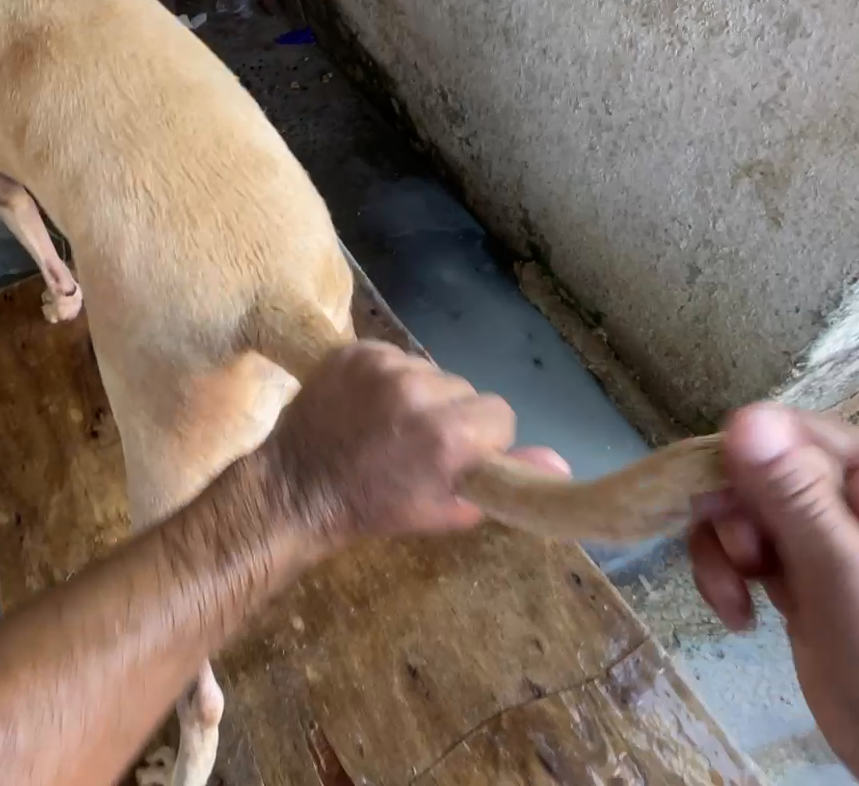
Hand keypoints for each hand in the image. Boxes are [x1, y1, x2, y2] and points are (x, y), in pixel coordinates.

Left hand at [256, 341, 563, 547]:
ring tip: (388, 420)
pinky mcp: (353, 350)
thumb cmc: (374, 508)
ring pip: (428, 369)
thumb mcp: (445, 508)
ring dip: (418, 392)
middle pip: (463, 388)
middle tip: (418, 439)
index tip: (458, 453)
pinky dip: (386, 376)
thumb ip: (506, 481)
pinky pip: (392, 355)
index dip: (483, 437)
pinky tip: (365, 402)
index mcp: (449, 433)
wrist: (297, 488)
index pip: (499, 414)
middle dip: (451, 412)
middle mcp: (420, 390)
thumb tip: (561, 462)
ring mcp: (382, 365)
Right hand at [689, 404, 858, 785]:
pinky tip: (740, 616)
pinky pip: (738, 549)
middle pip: (755, 471)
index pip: (793, 434)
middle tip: (743, 563)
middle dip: (733, 517)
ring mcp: (828, 541)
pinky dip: (725, 577)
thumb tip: (740, 415)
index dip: (746, 464)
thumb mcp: (853, 583)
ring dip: (722, 551)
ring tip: (737, 601)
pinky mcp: (801, 577)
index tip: (727, 513)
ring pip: (737, 510)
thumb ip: (795, 497)